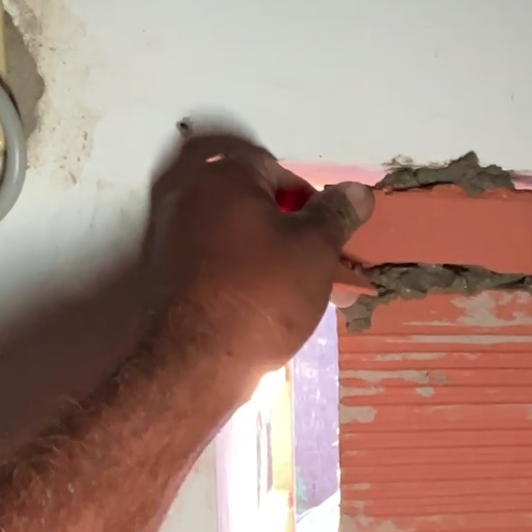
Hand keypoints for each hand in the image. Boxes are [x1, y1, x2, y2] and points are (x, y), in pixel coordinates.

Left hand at [136, 131, 372, 391]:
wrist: (198, 361)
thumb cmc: (264, 292)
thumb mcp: (316, 248)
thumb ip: (338, 213)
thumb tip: (359, 190)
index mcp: (224, 178)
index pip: (277, 169)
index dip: (310, 201)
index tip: (328, 237)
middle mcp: (191, 198)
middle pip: (259, 207)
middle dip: (299, 236)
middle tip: (328, 271)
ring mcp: (175, 239)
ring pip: (244, 241)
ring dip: (281, 261)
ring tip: (313, 298)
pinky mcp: (172, 277)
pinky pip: (224, 266)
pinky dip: (252, 279)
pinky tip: (277, 311)